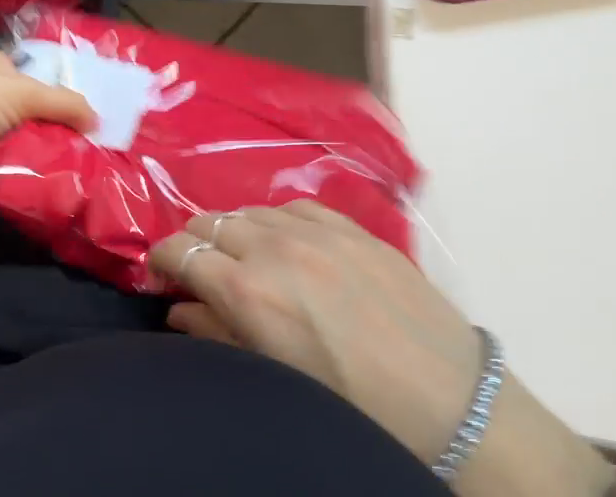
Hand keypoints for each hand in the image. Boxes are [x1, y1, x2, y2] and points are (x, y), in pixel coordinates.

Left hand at [0, 50, 94, 181]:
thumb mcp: (23, 91)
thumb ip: (63, 102)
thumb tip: (99, 120)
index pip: (37, 74)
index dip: (63, 90)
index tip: (95, 109)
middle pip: (36, 111)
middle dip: (62, 127)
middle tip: (99, 144)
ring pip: (30, 140)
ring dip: (51, 152)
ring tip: (89, 166)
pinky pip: (17, 164)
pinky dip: (34, 171)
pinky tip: (62, 180)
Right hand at [150, 201, 479, 463]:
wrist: (456, 410)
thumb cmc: (353, 404)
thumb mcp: (273, 376)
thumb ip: (214, 333)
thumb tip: (178, 309)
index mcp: (246, 288)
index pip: (176, 249)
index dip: (159, 263)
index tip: (163, 282)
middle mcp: (273, 248)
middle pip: (205, 222)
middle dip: (194, 246)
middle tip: (205, 275)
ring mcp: (318, 233)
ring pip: (246, 210)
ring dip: (235, 233)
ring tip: (249, 260)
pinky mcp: (355, 230)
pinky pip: (294, 206)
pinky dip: (277, 221)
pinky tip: (288, 244)